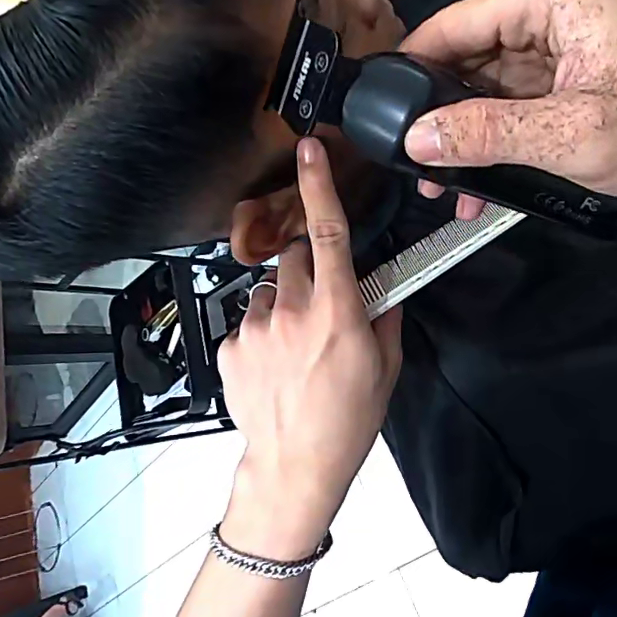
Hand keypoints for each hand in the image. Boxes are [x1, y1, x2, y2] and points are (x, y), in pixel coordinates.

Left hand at [218, 138, 403, 561]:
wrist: (295, 465)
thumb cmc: (346, 421)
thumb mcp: (385, 368)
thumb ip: (385, 317)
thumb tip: (384, 287)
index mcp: (337, 312)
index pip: (328, 232)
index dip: (319, 186)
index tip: (311, 152)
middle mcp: (292, 312)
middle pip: (294, 256)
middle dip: (308, 266)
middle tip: (320, 304)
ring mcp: (256, 328)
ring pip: (269, 289)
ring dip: (283, 302)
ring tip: (295, 344)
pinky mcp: (232, 345)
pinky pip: (248, 319)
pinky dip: (262, 331)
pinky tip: (274, 363)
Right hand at [400, 0, 616, 202]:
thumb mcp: (570, 135)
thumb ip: (486, 134)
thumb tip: (415, 139)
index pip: (451, 25)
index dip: (410, 77)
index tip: (384, 125)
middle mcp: (544, 1)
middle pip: (457, 55)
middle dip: (435, 114)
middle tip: (417, 168)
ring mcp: (547, 35)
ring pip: (471, 83)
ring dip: (457, 135)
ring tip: (442, 185)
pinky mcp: (551, 67)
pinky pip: (496, 99)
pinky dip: (482, 137)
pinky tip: (473, 180)